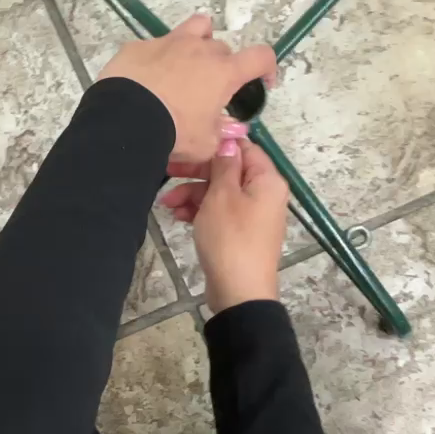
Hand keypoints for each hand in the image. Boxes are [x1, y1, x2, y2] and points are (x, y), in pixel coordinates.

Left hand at [97, 14, 276, 163]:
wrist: (125, 121)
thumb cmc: (173, 134)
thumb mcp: (205, 145)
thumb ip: (220, 135)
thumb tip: (228, 130)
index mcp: (223, 72)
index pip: (260, 57)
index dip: (267, 67)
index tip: (262, 82)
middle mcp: (199, 50)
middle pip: (221, 48)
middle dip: (221, 66)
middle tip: (209, 89)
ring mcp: (168, 42)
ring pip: (195, 28)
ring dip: (198, 42)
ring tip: (187, 63)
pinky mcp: (138, 46)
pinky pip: (155, 44)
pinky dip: (157, 58)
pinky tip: (147, 77)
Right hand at [160, 139, 288, 312]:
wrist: (239, 292)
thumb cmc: (230, 238)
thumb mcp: (222, 196)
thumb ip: (223, 165)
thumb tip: (226, 142)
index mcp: (267, 180)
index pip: (243, 148)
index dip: (215, 145)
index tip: (189, 145)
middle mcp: (264, 193)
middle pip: (228, 171)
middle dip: (196, 173)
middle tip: (168, 171)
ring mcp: (252, 214)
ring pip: (220, 192)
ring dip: (192, 194)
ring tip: (167, 204)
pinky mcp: (240, 232)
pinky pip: (219, 211)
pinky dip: (200, 211)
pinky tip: (178, 217)